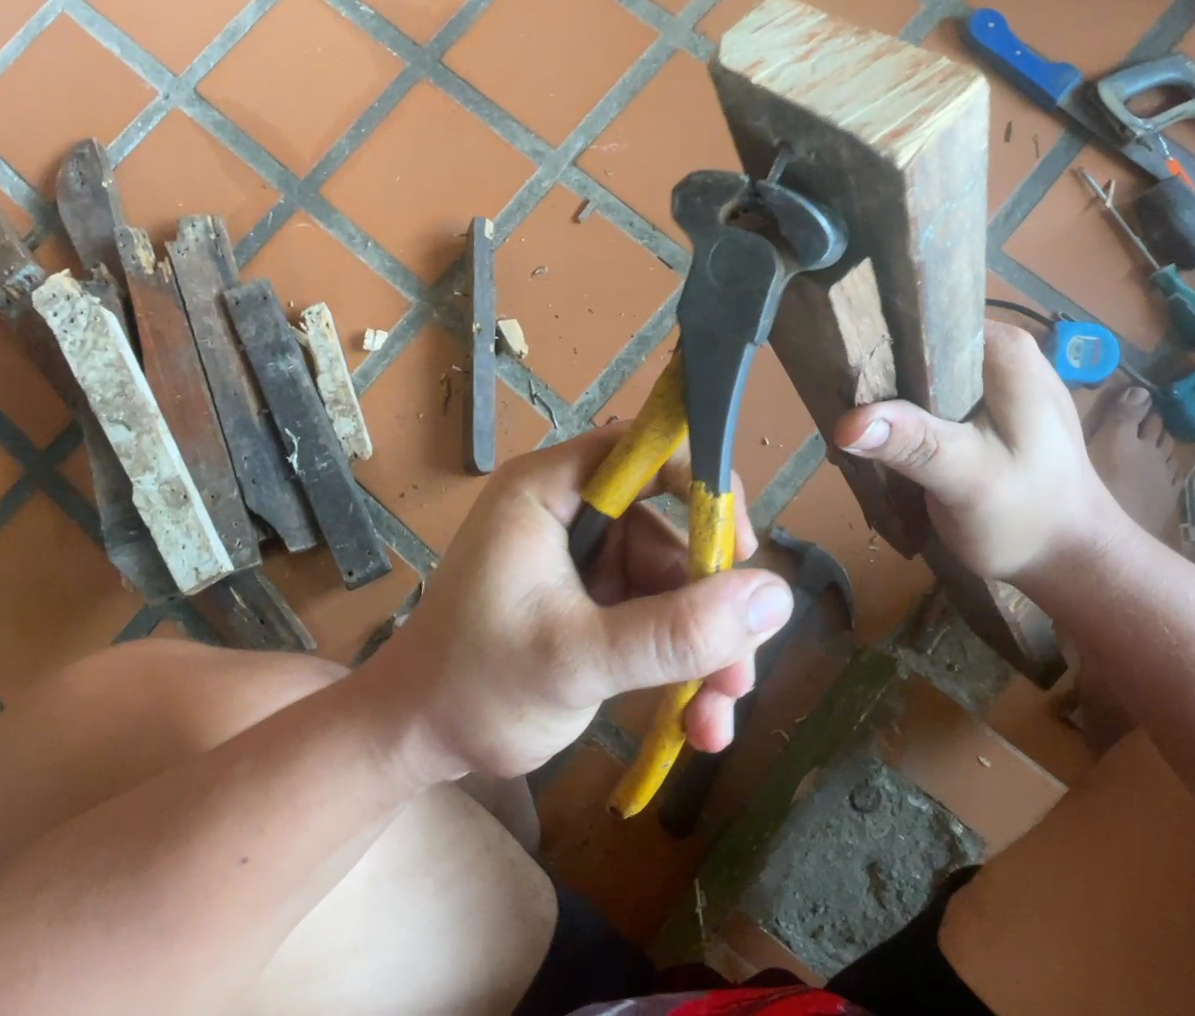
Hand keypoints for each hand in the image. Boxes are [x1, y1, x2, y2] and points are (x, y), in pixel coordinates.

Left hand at [362, 428, 794, 779]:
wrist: (418, 742)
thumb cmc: (475, 687)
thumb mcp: (577, 660)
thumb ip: (673, 631)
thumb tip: (776, 596)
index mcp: (550, 491)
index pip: (646, 452)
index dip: (703, 488)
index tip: (743, 551)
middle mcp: (574, 516)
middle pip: (674, 531)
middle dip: (712, 604)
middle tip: (739, 671)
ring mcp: (586, 564)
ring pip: (676, 586)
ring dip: (704, 649)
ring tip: (716, 717)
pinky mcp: (594, 606)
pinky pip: (658, 621)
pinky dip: (680, 666)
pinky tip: (696, 721)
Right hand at [833, 321, 1129, 581]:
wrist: (1069, 562)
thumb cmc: (1028, 517)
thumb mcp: (969, 479)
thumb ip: (916, 445)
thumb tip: (848, 422)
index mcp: (1002, 350)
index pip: (924, 319)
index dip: (876, 340)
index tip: (837, 371)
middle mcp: (999, 354)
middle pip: (917, 346)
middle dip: (876, 376)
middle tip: (837, 408)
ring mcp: (993, 384)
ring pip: (919, 376)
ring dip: (886, 400)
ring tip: (852, 427)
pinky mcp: (984, 414)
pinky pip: (930, 401)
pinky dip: (904, 419)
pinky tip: (882, 443)